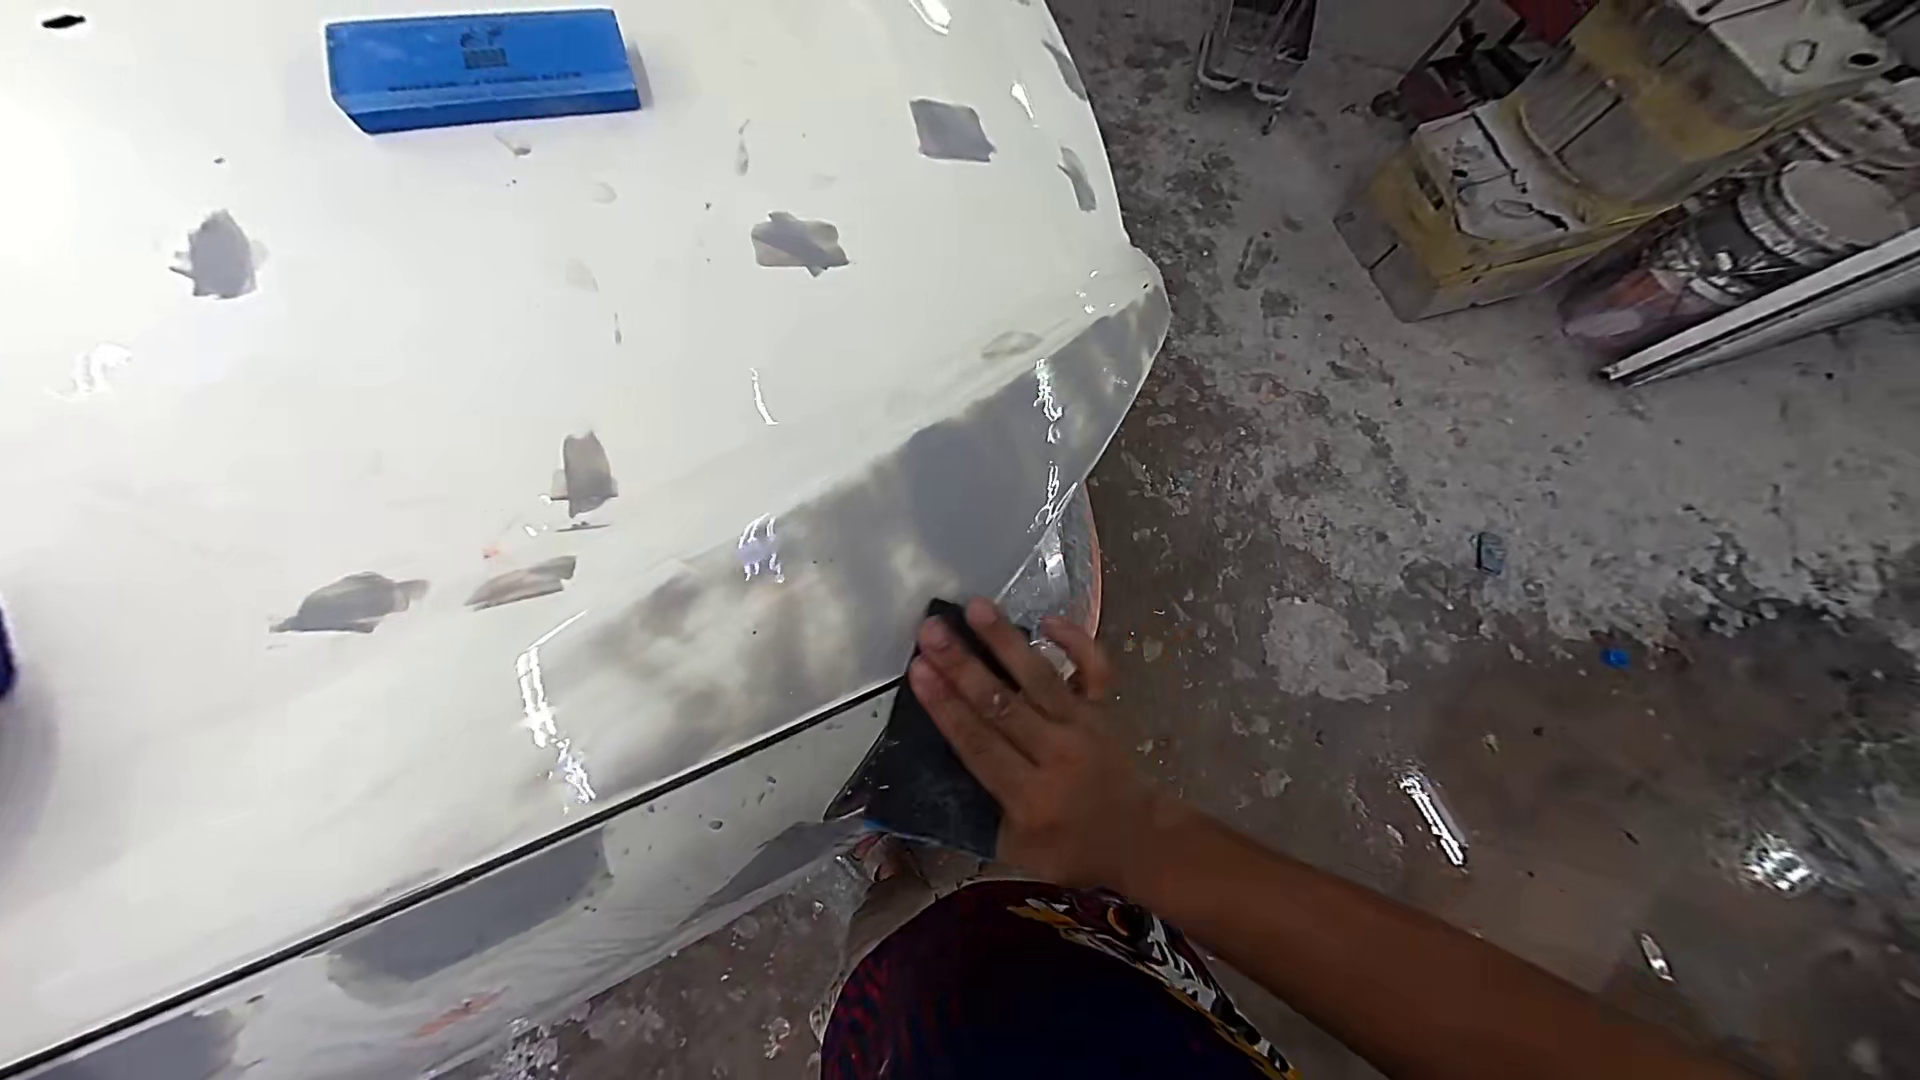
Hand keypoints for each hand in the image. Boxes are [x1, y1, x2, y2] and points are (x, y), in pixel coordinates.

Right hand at [908, 598, 1179, 890]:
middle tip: (932, 631)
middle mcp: (1056, 755)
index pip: (978, 744)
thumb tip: (929, 775)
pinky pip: (1094, 668)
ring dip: (1005, 641)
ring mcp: (1084, 726)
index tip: (918, 670)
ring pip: (1040, 678)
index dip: (946, 707)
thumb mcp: (1018, 852)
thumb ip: (977, 817)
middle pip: (1002, 704)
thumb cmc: (1072, 849)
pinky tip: (1047, 618)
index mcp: (1029, 797)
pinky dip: (1076, 641)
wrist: (1142, 841)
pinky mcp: (1106, 709)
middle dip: (962, 665)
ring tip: (976, 607)